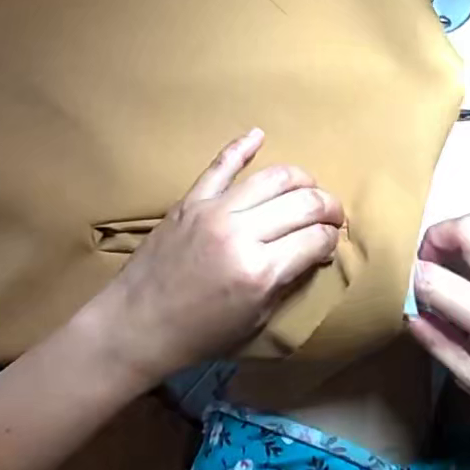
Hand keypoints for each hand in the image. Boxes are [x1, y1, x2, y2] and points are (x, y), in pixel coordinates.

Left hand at [82, 129, 344, 386]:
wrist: (135, 326)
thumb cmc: (200, 334)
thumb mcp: (256, 318)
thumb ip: (289, 279)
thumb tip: (315, 250)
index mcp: (260, 271)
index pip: (315, 239)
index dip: (331, 238)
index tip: (332, 241)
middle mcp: (241, 233)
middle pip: (303, 203)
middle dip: (329, 207)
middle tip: (334, 215)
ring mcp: (213, 211)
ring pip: (272, 178)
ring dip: (301, 179)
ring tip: (310, 189)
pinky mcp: (190, 201)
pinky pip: (221, 165)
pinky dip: (242, 147)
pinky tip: (259, 135)